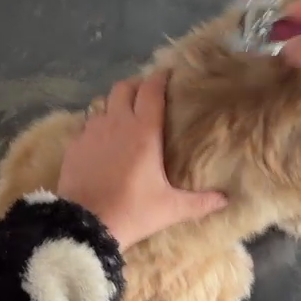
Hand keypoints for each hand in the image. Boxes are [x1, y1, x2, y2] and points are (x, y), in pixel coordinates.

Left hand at [57, 71, 227, 247]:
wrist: (85, 225)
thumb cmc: (132, 211)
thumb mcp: (170, 208)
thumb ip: (200, 202)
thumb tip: (227, 199)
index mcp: (144, 131)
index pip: (151, 91)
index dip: (160, 78)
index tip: (168, 75)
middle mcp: (117, 123)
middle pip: (124, 88)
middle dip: (136, 86)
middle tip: (146, 94)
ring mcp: (91, 132)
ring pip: (103, 104)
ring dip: (114, 104)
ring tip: (124, 116)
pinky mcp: (74, 145)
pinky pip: (86, 124)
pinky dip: (96, 125)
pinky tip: (101, 140)